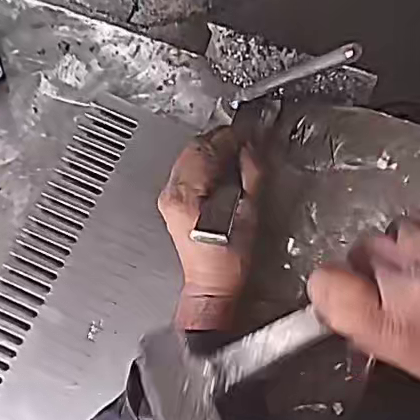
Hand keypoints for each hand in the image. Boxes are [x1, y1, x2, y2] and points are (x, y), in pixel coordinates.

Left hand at [158, 126, 261, 330]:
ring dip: (213, 152)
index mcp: (187, 193)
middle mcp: (171, 193)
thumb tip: (251, 148)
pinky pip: (187, 171)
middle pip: (194, 148)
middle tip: (244, 144)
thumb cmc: (229, 259)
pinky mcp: (171, 204)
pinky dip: (205, 165)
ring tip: (235, 159)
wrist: (211, 284)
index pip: (207, 147)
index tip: (249, 135)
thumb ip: (251, 174)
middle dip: (221, 142)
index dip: (231, 137)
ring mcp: (168, 198)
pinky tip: (221, 174)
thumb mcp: (250, 213)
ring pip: (189, 157)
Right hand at [307, 195, 419, 383]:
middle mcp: (410, 274)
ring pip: (396, 230)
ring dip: (412, 246)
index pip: (324, 282)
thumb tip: (332, 303)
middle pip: (360, 252)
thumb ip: (365, 329)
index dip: (334, 286)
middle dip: (380, 267)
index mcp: (394, 321)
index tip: (350, 291)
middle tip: (417, 286)